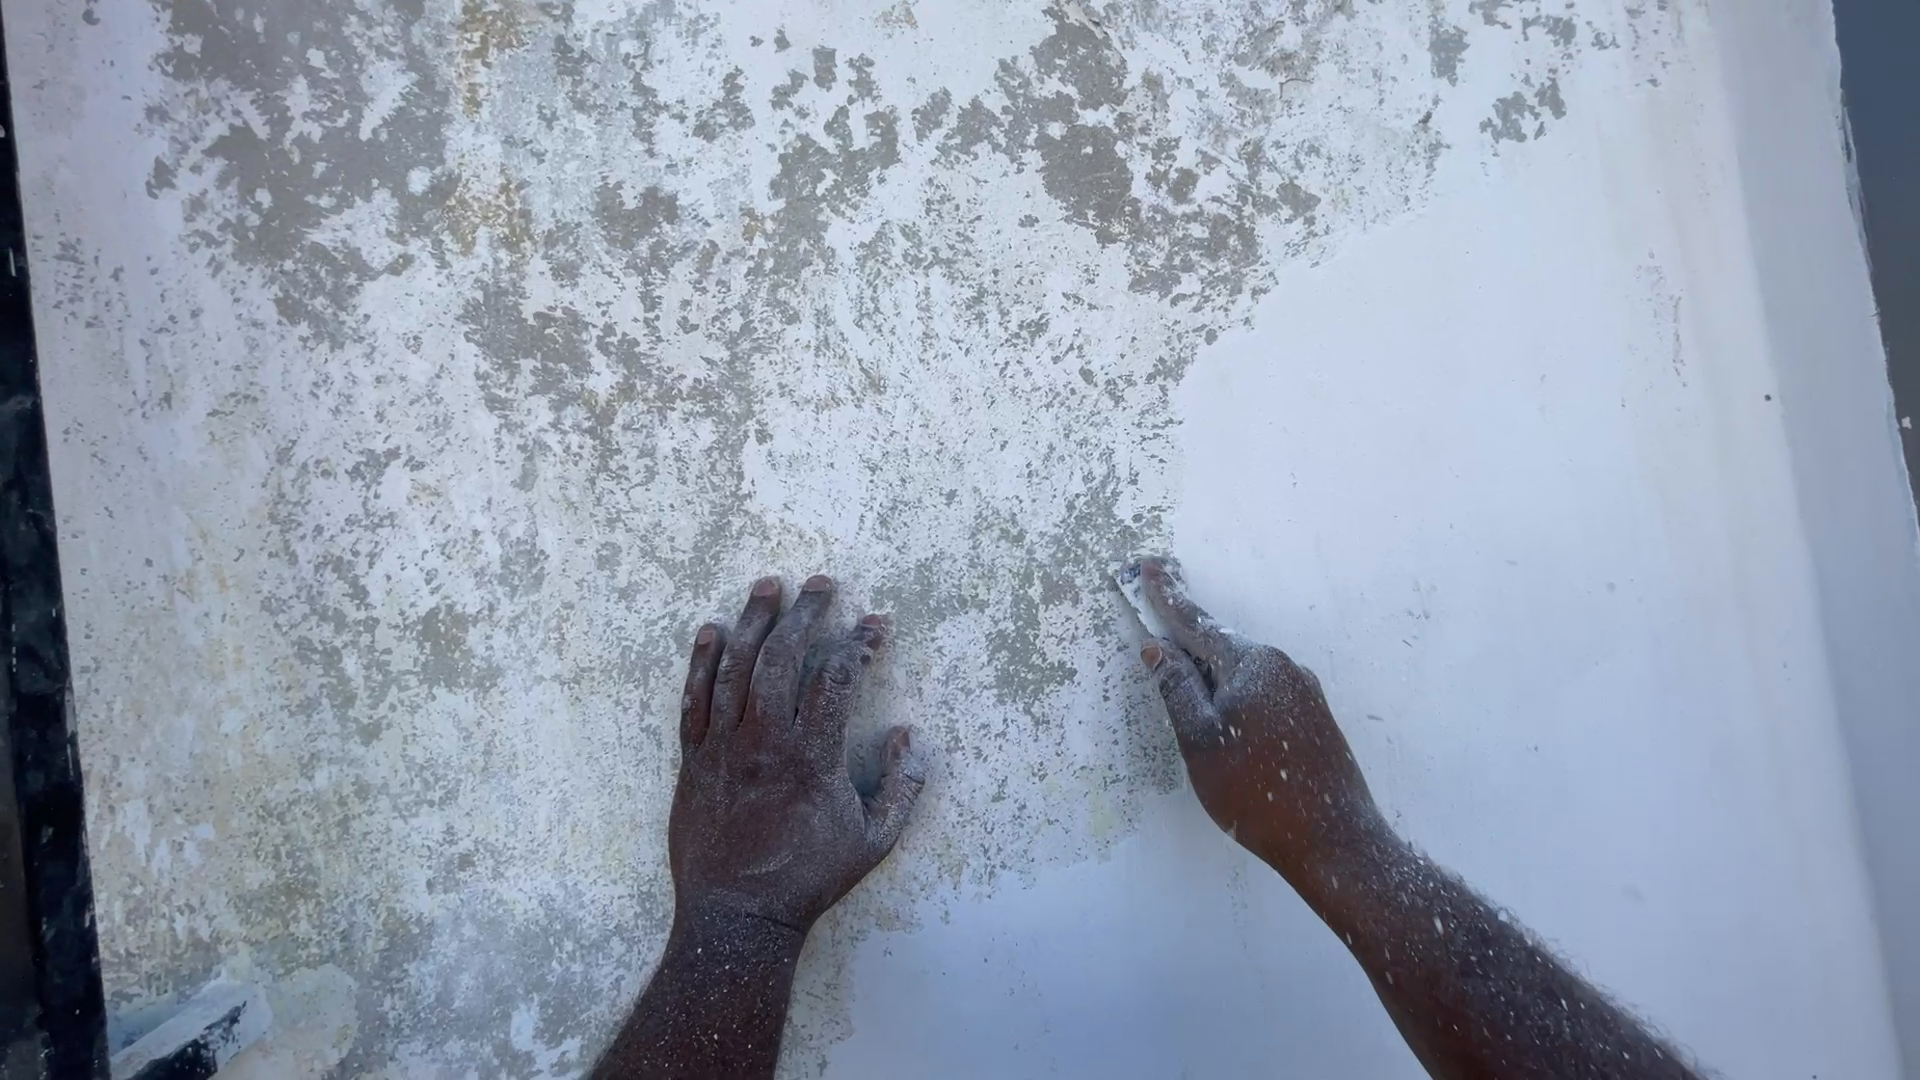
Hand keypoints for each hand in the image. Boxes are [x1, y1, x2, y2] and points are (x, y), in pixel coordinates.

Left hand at [669, 573, 923, 932]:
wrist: (737, 919)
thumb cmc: (809, 879)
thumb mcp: (874, 841)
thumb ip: (902, 787)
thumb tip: (910, 736)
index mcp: (813, 758)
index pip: (838, 680)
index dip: (860, 644)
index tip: (877, 624)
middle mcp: (766, 742)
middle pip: (784, 659)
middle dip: (806, 614)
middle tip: (821, 584)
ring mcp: (724, 748)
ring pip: (736, 669)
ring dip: (754, 621)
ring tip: (769, 585)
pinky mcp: (693, 760)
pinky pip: (692, 700)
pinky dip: (701, 662)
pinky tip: (711, 631)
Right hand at [1130, 556, 1386, 890]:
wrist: (1336, 845)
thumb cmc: (1256, 792)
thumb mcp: (1200, 739)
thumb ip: (1176, 688)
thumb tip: (1156, 648)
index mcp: (1253, 665)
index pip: (1198, 624)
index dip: (1168, 598)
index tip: (1151, 567)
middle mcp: (1284, 667)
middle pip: (1221, 647)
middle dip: (1187, 642)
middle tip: (1157, 637)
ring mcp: (1304, 692)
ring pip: (1242, 672)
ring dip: (1210, 675)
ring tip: (1188, 699)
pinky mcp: (1314, 718)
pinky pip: (1261, 690)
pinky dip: (1233, 693)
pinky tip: (1226, 721)